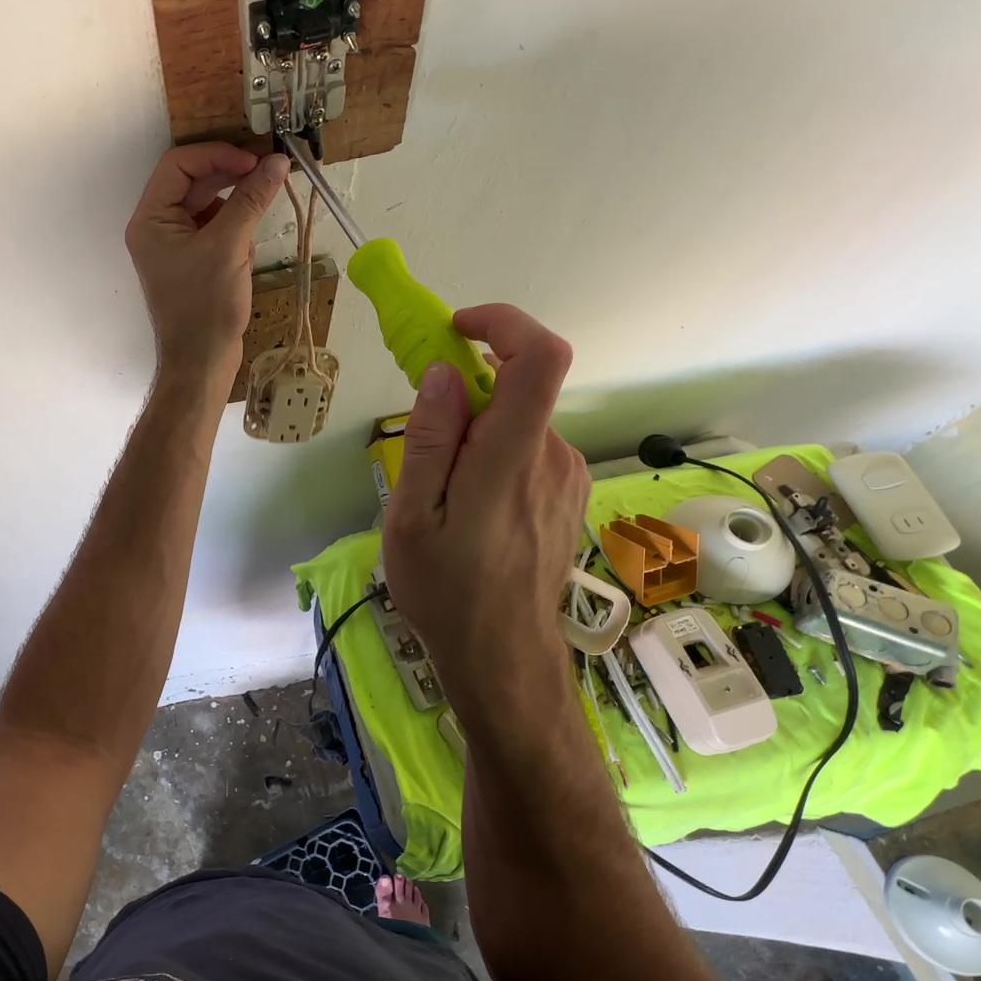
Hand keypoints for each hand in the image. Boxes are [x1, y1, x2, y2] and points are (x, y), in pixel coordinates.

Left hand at [125, 143, 289, 387]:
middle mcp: (156, 228)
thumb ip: (252, 200)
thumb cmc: (205, 308)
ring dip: (236, 209)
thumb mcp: (230, 247)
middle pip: (194, 182)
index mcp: (150, 219)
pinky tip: (247, 255)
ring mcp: (174, 246)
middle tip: (268, 176)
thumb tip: (277, 161)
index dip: (217, 155)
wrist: (201, 363)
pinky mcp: (192, 262)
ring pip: (208, 206)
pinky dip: (235, 234)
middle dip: (231, 179)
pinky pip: (214, 230)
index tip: (254, 162)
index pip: (179, 164)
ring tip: (257, 223)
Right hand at [380, 305, 588, 710]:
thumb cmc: (445, 591)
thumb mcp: (411, 518)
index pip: (539, 358)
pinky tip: (473, 512)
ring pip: (518, 423)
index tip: (456, 329)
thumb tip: (442, 373)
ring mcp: (567, 476)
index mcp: (509, 459)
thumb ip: (429, 441)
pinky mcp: (569, 494)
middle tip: (423, 449)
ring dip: (477, 436)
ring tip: (444, 499)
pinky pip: (529, 451)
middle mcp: (552, 456)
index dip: (504, 323)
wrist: (503, 657)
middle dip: (465, 399)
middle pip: (517, 389)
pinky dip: (495, 457)